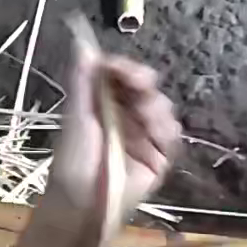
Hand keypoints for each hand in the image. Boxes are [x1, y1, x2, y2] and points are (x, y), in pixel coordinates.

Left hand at [38, 28, 180, 228]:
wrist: (83, 204)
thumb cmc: (73, 160)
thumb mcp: (76, 116)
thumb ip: (83, 80)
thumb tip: (84, 43)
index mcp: (102, 103)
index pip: (120, 76)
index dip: (126, 68)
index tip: (126, 69)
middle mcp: (125, 116)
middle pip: (146, 89)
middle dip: (145, 85)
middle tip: (142, 86)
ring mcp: (143, 136)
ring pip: (162, 109)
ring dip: (156, 108)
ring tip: (145, 118)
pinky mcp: (159, 157)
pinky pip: (172, 136)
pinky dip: (168, 130)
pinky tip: (158, 133)